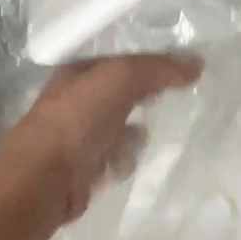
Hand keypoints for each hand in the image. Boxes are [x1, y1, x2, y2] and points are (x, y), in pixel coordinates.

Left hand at [0, 53, 201, 220]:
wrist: (43, 180)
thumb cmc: (78, 118)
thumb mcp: (122, 77)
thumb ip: (159, 68)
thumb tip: (197, 64)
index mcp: (76, 71)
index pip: (120, 59)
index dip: (149, 61)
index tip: (180, 69)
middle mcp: (72, 100)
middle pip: (119, 93)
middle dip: (143, 97)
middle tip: (172, 98)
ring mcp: (74, 136)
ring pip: (117, 126)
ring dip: (134, 132)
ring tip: (145, 134)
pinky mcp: (80, 168)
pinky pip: (113, 157)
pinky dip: (123, 159)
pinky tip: (127, 161)